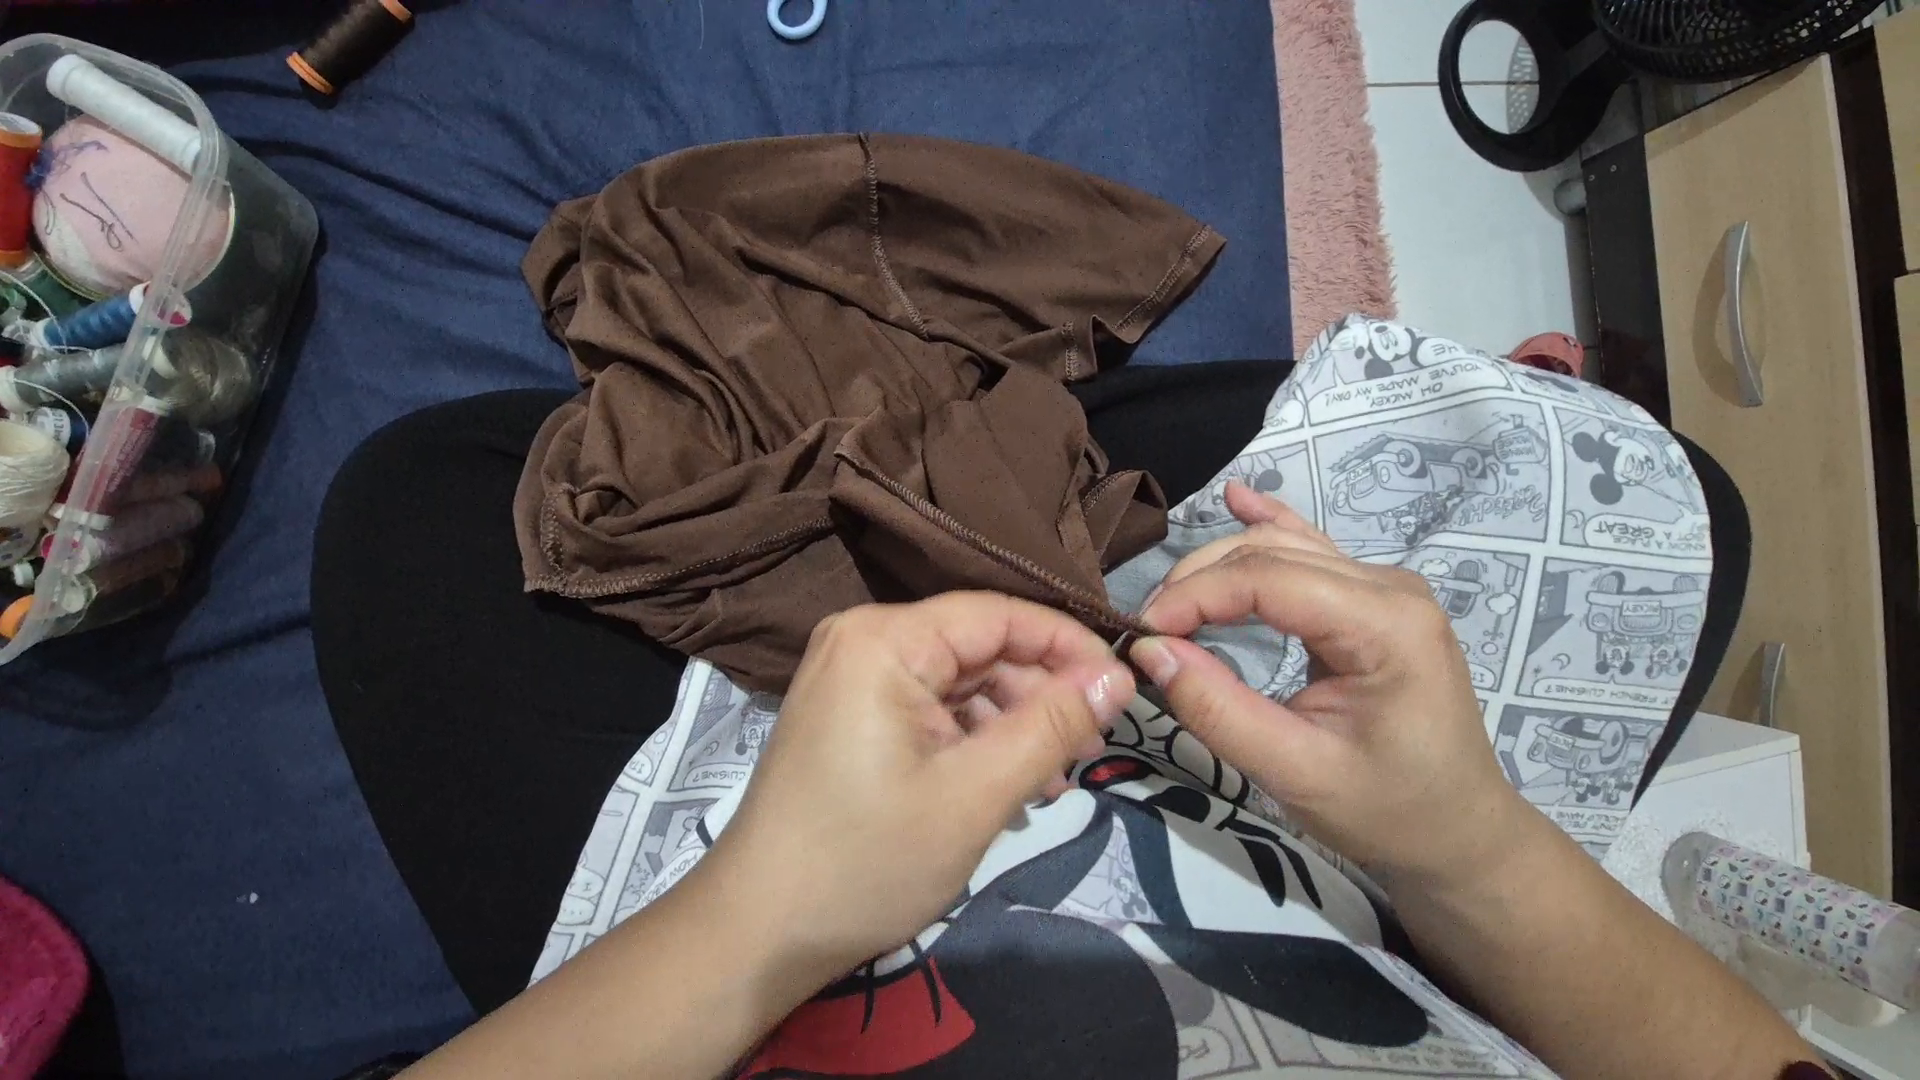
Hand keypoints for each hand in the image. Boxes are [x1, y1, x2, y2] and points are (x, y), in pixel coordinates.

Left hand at [702, 592, 1133, 982]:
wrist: (758, 933)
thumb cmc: (867, 861)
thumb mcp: (975, 794)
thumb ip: (1052, 725)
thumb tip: (1118, 675)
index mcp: (884, 638)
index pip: (998, 614)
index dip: (1066, 645)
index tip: (1121, 689)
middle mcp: (865, 640)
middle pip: (980, 646)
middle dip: (1040, 694)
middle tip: (1088, 752)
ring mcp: (853, 676)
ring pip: (961, 681)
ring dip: (1012, 724)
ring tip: (1051, 783)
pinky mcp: (853, 713)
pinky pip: (932, 707)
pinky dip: (975, 740)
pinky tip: (1006, 785)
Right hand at [1128, 482, 1534, 891]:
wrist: (1459, 834)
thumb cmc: (1385, 810)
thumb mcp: (1294, 771)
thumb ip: (1217, 708)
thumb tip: (1149, 650)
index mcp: (1385, 624)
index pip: (1265, 578)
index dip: (1193, 596)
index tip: (1141, 632)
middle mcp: (1388, 586)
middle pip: (1268, 553)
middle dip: (1196, 583)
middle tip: (1147, 632)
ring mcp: (1384, 586)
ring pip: (1279, 547)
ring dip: (1215, 569)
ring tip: (1167, 606)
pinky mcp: (1371, 598)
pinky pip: (1307, 549)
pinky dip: (1265, 526)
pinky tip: (1236, 497)